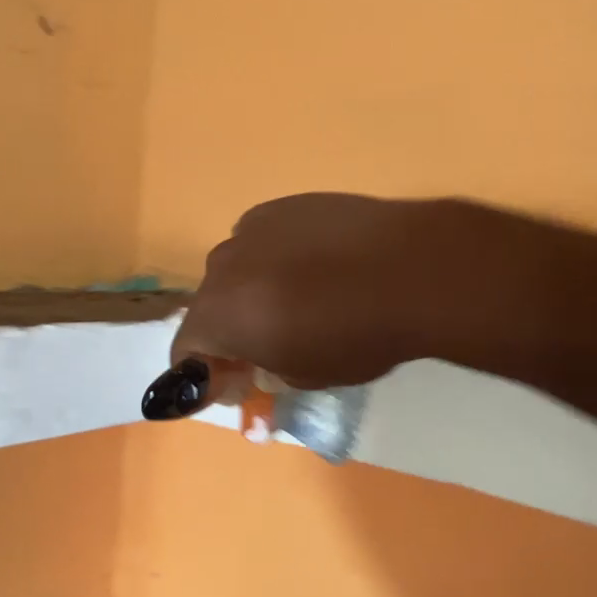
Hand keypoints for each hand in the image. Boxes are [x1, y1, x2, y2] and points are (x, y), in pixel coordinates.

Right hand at [168, 193, 567, 390]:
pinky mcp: (284, 205)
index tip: (238, 390)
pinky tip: (317, 269)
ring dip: (253, 292)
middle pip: (210, 306)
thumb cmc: (354, 336)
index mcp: (217, 313)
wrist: (411, 268)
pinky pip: (265, 240)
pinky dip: (277, 260)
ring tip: (299, 304)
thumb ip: (264, 374)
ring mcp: (252, 228)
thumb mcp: (303, 376)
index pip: (185, 350)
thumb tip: (255, 371)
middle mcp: (221, 265)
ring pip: (237, 269)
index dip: (205, 377)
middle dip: (230, 334)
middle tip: (268, 352)